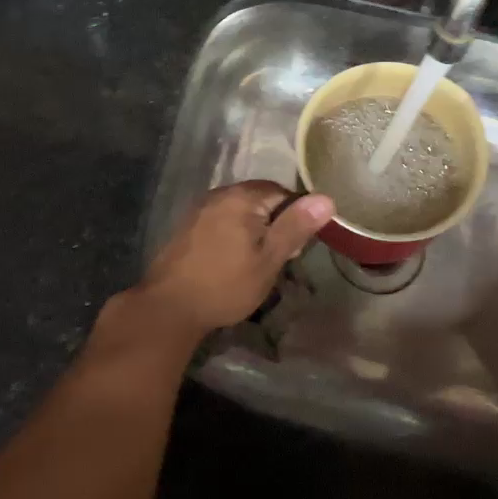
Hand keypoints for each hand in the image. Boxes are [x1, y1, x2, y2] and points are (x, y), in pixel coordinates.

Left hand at [123, 182, 333, 339]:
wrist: (170, 306)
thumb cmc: (226, 284)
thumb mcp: (268, 260)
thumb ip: (296, 226)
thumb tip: (327, 197)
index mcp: (242, 197)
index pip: (282, 192)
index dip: (296, 216)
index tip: (297, 245)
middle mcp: (219, 193)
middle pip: (259, 198)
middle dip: (274, 221)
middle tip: (279, 256)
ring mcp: (200, 208)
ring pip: (239, 210)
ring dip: (253, 228)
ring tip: (257, 260)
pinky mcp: (187, 225)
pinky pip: (221, 220)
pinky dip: (233, 233)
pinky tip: (232, 259)